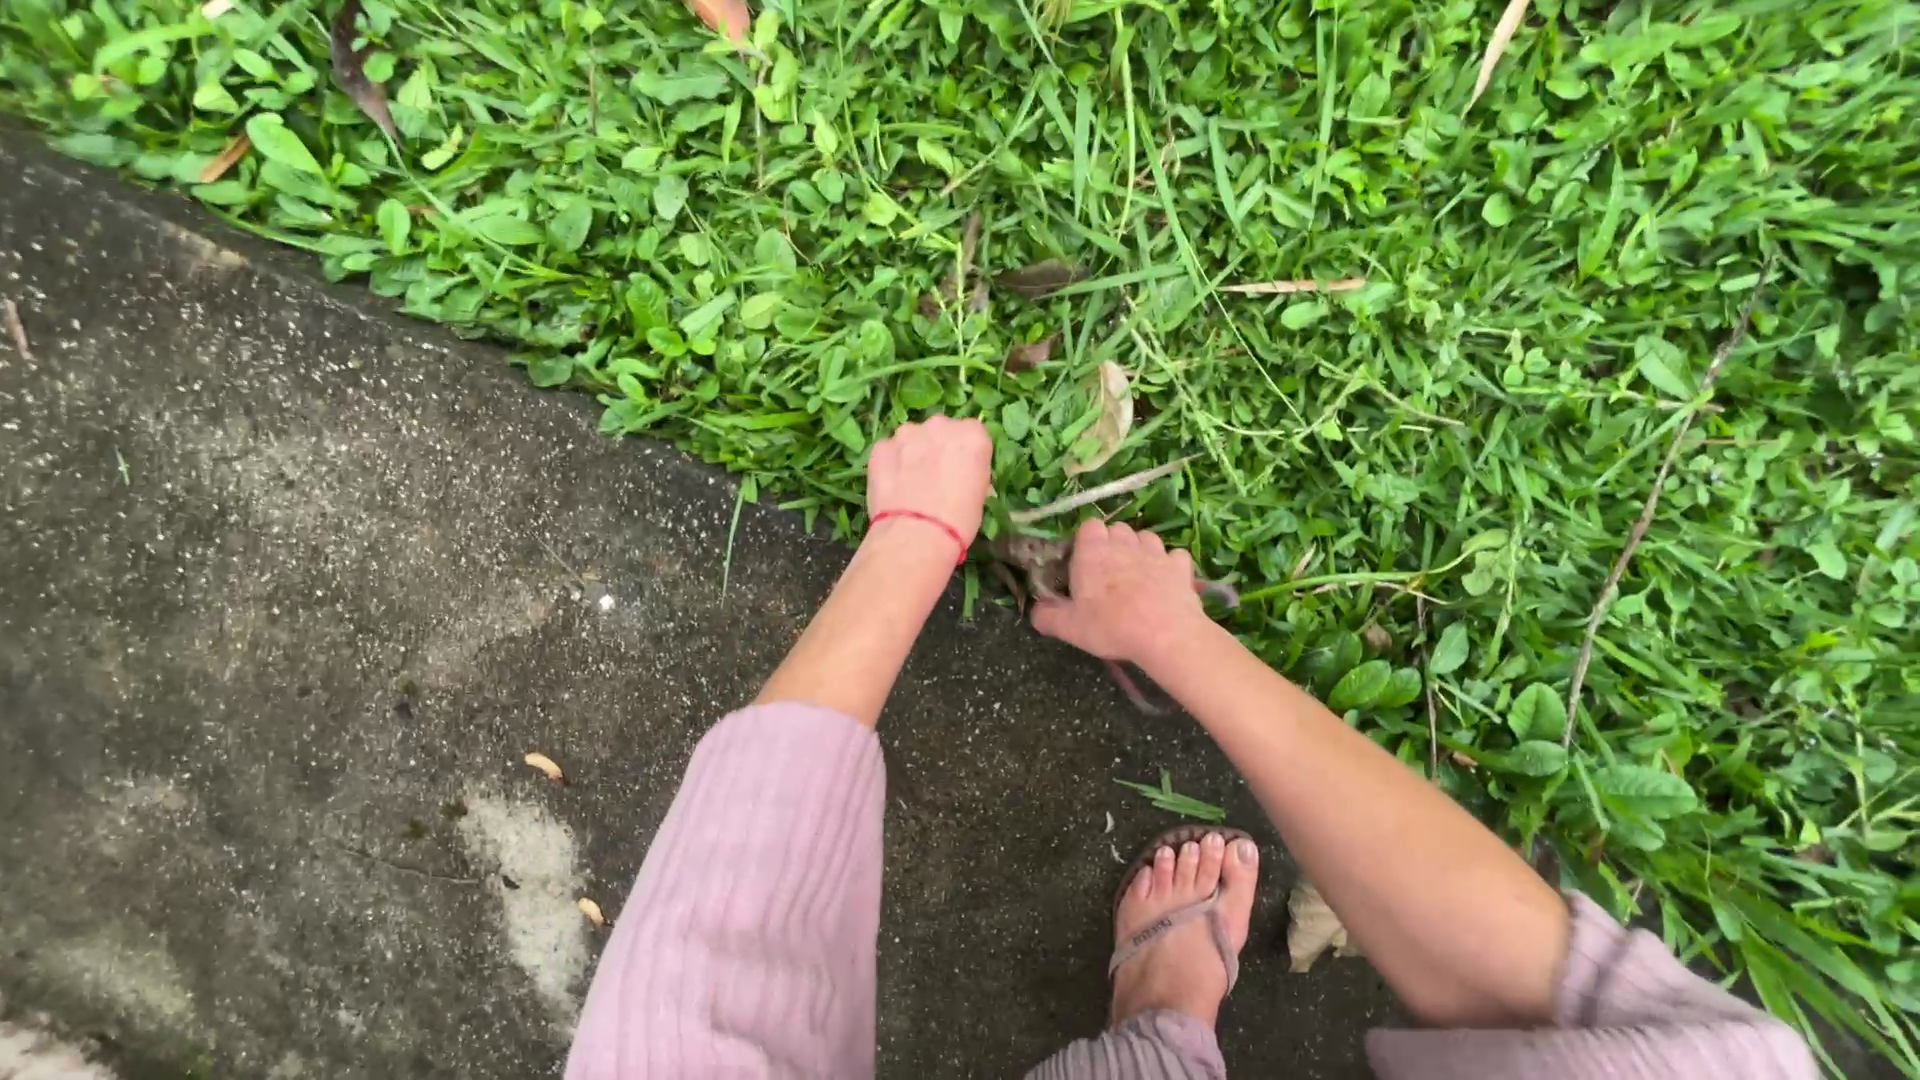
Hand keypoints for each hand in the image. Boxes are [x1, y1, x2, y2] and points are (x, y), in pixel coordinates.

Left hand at [865, 416, 993, 560]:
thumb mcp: (980, 495)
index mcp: (972, 434)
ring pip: (911, 438)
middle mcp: (940, 425)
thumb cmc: (960, 521)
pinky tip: (892, 486)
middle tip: (934, 476)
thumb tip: (961, 475)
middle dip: (937, 447)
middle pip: (940, 430)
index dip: (965, 453)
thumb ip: (971, 472)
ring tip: (909, 483)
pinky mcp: (881, 447)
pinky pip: (888, 451)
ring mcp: (907, 434)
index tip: (961, 470)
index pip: (972, 433)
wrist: (917, 536)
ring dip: (912, 453)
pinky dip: (890, 464)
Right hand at [1031, 519, 1206, 664]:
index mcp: (1093, 551)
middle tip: (1108, 572)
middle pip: (1117, 529)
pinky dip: (1170, 564)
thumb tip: (1034, 611)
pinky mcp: (1181, 566)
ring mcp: (1156, 552)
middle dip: (1113, 543)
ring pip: (1146, 538)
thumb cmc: (1110, 626)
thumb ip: (1047, 616)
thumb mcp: (1069, 627)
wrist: (1165, 634)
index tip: (1084, 561)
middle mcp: (1124, 543)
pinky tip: (1166, 581)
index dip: (1087, 541)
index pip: (1089, 526)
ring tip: (1137, 574)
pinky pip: (1174, 556)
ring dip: (1140, 550)